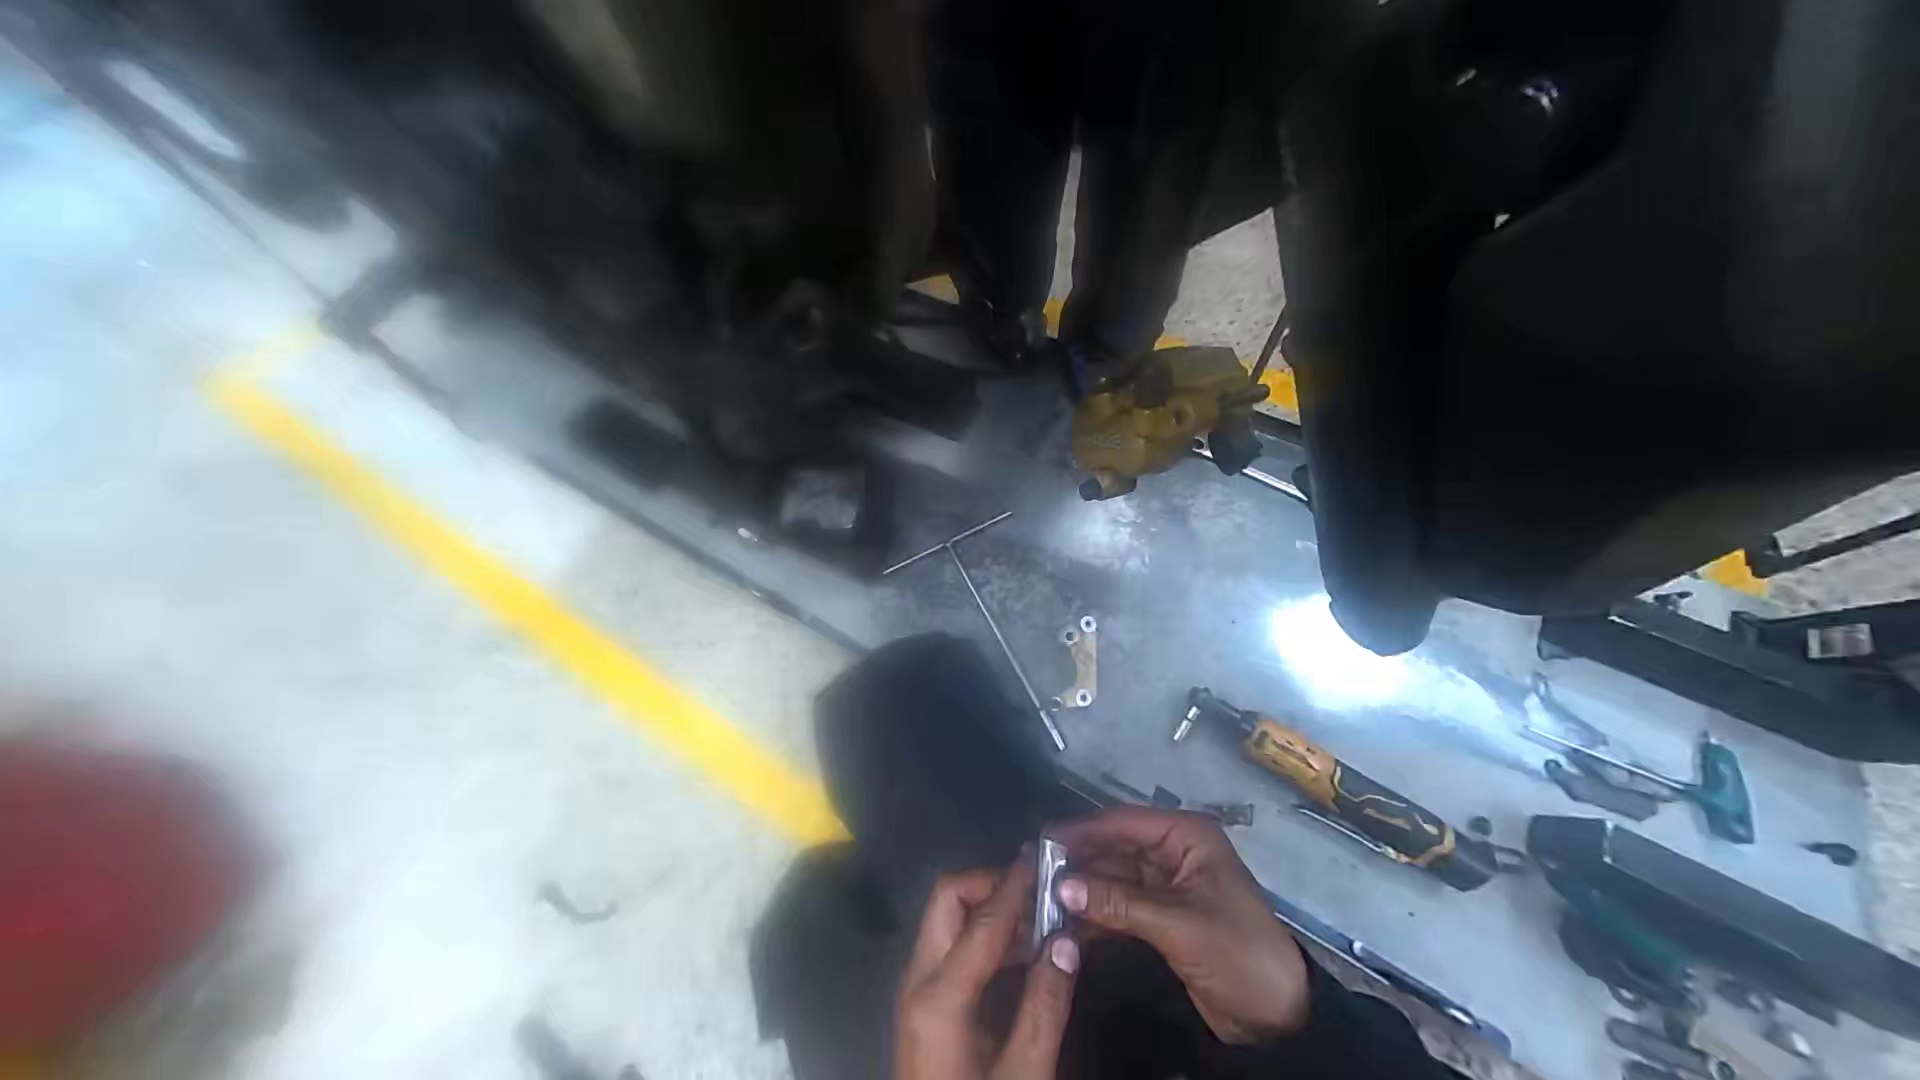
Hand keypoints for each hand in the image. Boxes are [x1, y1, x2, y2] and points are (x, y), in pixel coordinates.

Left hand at [894, 853, 1081, 1079]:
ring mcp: (916, 992)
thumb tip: (1066, 941)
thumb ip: (1045, 1005)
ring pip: (947, 921)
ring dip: (990, 909)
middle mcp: (918, 980)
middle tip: (1038, 890)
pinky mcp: (924, 1007)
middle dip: (991, 884)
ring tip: (1040, 915)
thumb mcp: (1024, 1076)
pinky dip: (984, 937)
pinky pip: (951, 949)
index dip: (1016, 884)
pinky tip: (1022, 952)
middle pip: (947, 900)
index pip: (982, 918)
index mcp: (940, 995)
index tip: (1044, 858)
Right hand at [1049, 807, 1308, 1043]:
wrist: (1281, 1019)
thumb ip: (1118, 902)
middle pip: (1113, 849)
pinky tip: (1064, 924)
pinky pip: (1117, 906)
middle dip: (1077, 863)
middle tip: (1034, 875)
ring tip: (1041, 900)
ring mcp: (1163, 885)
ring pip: (1111, 878)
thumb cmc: (1238, 952)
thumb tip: (1061, 887)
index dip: (1082, 831)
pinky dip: (1093, 914)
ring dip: (1081, 891)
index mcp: (1186, 836)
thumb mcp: (1178, 924)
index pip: (1123, 823)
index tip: (1042, 843)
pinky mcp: (1158, 916)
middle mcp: (1171, 852)